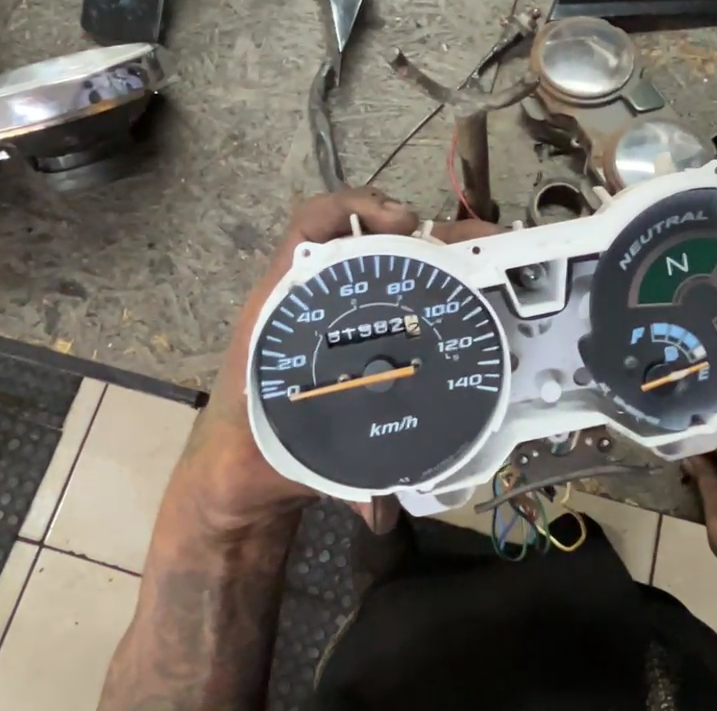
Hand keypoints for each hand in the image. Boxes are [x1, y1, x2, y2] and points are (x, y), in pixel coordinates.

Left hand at [171, 187, 499, 535]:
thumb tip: (381, 508)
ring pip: (385, 264)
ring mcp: (332, 314)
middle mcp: (310, 300)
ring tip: (482, 266)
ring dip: (433, 255)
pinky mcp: (349, 336)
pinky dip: (424, 287)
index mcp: (281, 306)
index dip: (358, 209)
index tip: (406, 221)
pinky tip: (457, 303)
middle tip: (481, 245)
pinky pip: (388, 296)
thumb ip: (330, 481)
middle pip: (369, 240)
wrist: (235, 476)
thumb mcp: (290, 456)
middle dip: (428, 233)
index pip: (313, 225)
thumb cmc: (247, 455)